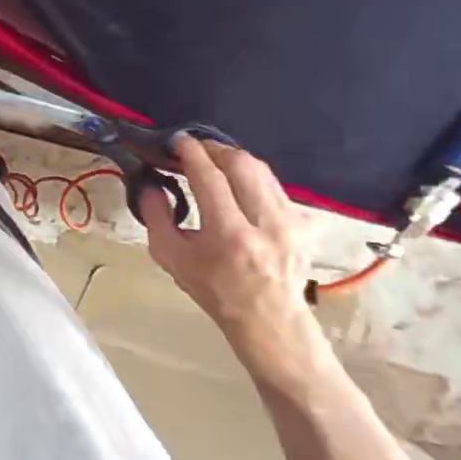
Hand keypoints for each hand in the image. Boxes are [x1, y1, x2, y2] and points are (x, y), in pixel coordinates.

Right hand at [139, 135, 323, 361]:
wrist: (268, 319)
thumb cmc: (213, 289)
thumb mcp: (171, 257)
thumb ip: (156, 216)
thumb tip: (152, 183)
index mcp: (229, 234)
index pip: (209, 177)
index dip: (191, 152)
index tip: (178, 141)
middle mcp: (266, 224)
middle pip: (242, 164)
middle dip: (215, 149)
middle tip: (195, 150)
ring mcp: (292, 223)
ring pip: (263, 170)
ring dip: (235, 161)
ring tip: (216, 163)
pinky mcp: (308, 224)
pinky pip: (278, 188)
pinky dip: (256, 181)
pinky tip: (242, 190)